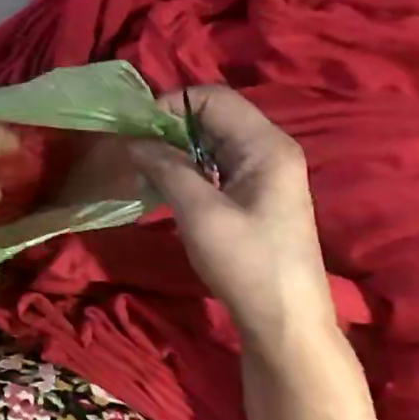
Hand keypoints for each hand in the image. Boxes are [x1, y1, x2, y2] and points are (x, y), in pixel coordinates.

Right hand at [129, 87, 335, 346]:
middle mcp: (271, 150)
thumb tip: (133, 140)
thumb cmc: (247, 264)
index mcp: (266, 145)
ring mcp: (267, 174)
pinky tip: (169, 186)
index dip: (171, 105)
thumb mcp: (201, 214)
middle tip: (135, 149)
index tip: (136, 130)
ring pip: (214, 142)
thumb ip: (167, 169)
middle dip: (171, 127)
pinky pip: (219, 166)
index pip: (214, 98)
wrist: (284, 321)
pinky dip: (191, 168)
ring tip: (146, 167)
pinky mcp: (258, 196)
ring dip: (178, 149)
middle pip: (215, 117)